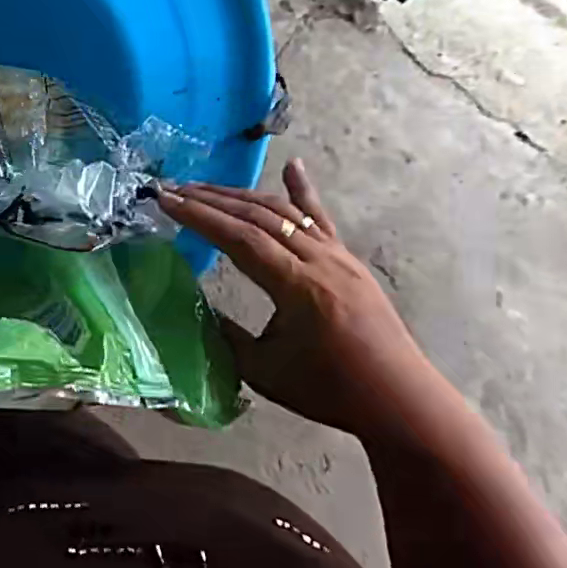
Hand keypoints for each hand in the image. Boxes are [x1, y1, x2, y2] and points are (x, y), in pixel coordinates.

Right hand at [159, 158, 434, 440]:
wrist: (400, 401)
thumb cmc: (330, 391)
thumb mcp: (263, 371)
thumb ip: (226, 335)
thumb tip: (197, 307)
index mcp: (297, 287)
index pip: (239, 238)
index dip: (198, 216)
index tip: (166, 201)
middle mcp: (318, 260)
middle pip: (257, 217)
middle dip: (211, 199)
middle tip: (174, 189)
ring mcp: (337, 255)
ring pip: (283, 213)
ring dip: (240, 196)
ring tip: (205, 187)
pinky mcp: (348, 260)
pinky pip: (320, 218)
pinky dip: (302, 191)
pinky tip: (292, 166)